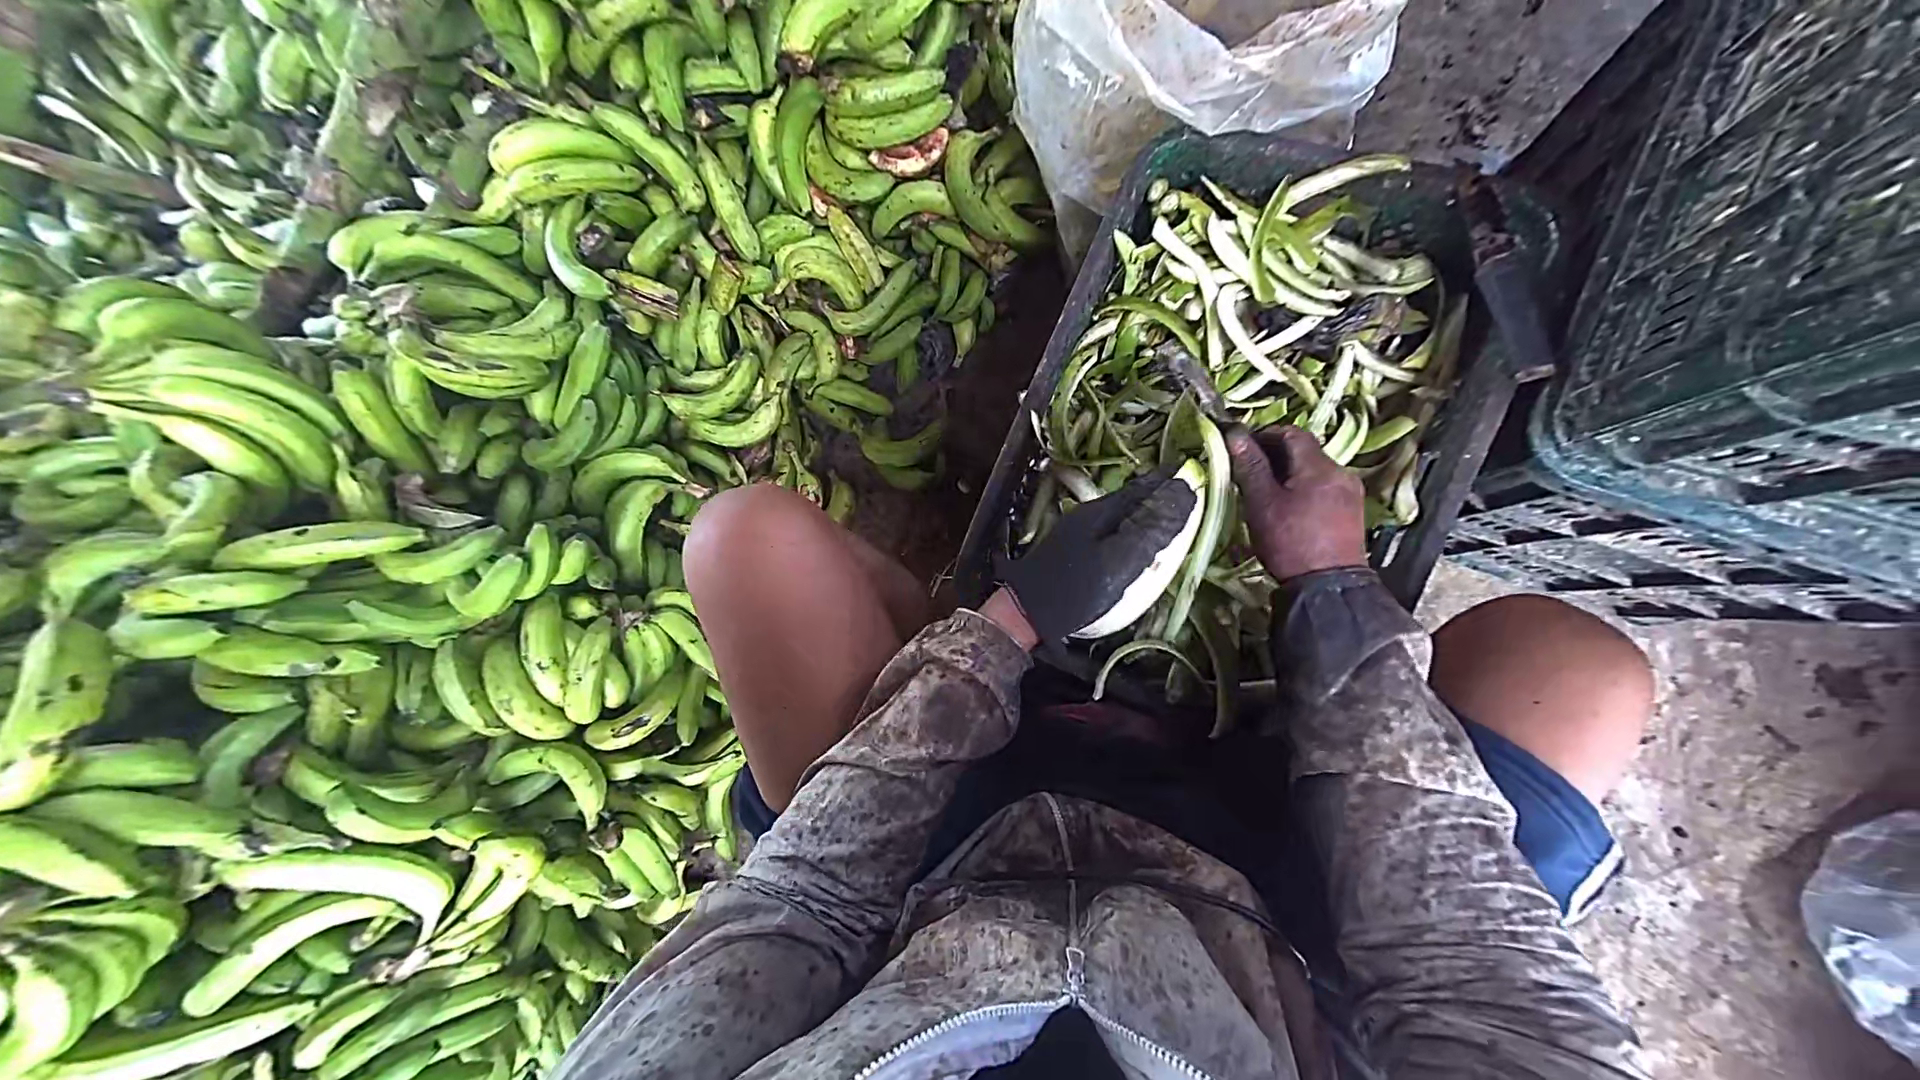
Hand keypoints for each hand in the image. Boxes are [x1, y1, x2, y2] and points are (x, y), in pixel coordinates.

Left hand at [997, 468, 1197, 643]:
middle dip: (1157, 494)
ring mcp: (1078, 534)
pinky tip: (1134, 545)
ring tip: (1165, 518)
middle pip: (1129, 499)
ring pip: (1119, 515)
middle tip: (1184, 494)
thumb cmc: (1075, 588)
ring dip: (1143, 512)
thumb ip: (1151, 528)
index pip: (1142, 488)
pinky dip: (1130, 531)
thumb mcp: (1119, 560)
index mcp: (1100, 512)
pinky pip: (1110, 532)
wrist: (1027, 612)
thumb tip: (1184, 492)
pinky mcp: (1073, 552)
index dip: (1167, 481)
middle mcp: (1088, 516)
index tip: (1191, 473)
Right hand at [1226, 425, 1366, 581]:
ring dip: (1288, 473)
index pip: (1291, 432)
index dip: (1264, 434)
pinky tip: (1287, 507)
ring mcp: (1350, 493)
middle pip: (1305, 451)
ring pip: (1314, 470)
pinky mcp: (1351, 511)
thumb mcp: (1262, 502)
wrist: (1327, 586)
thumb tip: (1235, 434)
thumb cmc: (1290, 541)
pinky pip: (1323, 488)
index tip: (1242, 448)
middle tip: (1247, 470)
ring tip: (1264, 491)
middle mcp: (1341, 472)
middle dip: (1275, 455)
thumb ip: (1250, 466)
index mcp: (1320, 466)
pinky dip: (1302, 488)